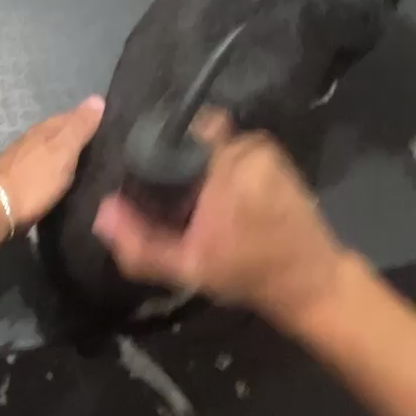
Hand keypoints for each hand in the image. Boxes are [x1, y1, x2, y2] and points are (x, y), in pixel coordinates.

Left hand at [0, 96, 105, 227]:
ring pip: (53, 150)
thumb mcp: (63, 151)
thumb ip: (79, 127)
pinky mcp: (21, 178)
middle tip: (108, 150)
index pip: (73, 115)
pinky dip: (58, 170)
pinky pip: (46, 167)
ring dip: (69, 155)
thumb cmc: (34, 179)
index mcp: (45, 128)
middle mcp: (34, 138)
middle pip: (62, 132)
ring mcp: (25, 158)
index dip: (92, 118)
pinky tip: (66, 180)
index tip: (114, 126)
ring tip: (92, 166)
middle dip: (81, 137)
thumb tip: (97, 98)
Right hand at [90, 113, 348, 317]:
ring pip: (215, 139)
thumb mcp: (187, 268)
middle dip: (183, 158)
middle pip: (194, 135)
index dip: (160, 147)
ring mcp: (265, 149)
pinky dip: (226, 162)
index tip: (151, 171)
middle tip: (177, 190)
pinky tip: (227, 191)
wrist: (312, 283)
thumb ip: (141, 243)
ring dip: (205, 160)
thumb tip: (102, 212)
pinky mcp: (277, 153)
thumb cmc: (247, 275)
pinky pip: (236, 145)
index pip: (178, 132)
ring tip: (203, 192)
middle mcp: (246, 149)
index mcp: (224, 170)